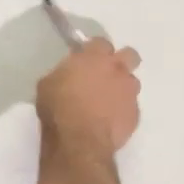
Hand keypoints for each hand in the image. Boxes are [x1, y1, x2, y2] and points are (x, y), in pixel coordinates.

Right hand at [35, 38, 142, 159]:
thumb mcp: (48, 83)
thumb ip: (64, 72)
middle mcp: (117, 70)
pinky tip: (107, 120)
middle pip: (130, 55)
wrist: (79, 140)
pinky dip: (121, 110)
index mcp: (94, 58)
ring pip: (132, 83)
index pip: (101, 42)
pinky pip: (130, 107)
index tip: (86, 58)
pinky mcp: (135, 115)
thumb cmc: (58, 107)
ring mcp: (129, 93)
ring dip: (121, 88)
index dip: (95, 49)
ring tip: (106, 101)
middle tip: (106, 73)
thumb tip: (69, 74)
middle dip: (121, 61)